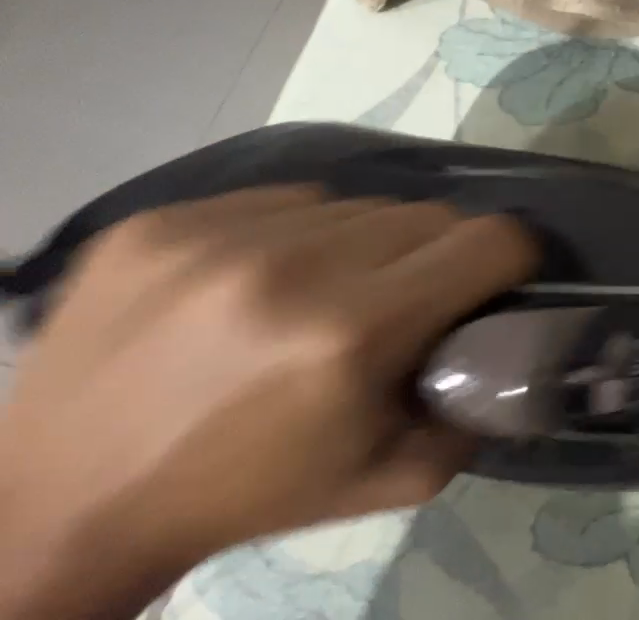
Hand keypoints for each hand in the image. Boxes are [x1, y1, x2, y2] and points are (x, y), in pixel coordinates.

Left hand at [0, 187, 537, 619]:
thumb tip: (517, 345)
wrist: (57, 505)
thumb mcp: (400, 476)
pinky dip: (298, 233)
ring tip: (330, 293)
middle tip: (408, 303)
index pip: (492, 240)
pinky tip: (263, 282)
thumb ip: (479, 406)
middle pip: (432, 215)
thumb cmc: (252, 494)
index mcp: (354, 331)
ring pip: (362, 203)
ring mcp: (215, 236)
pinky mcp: (158, 222)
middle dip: (440, 256)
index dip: (511, 262)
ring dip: (369, 243)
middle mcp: (291, 266)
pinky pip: (287, 198)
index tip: (494, 289)